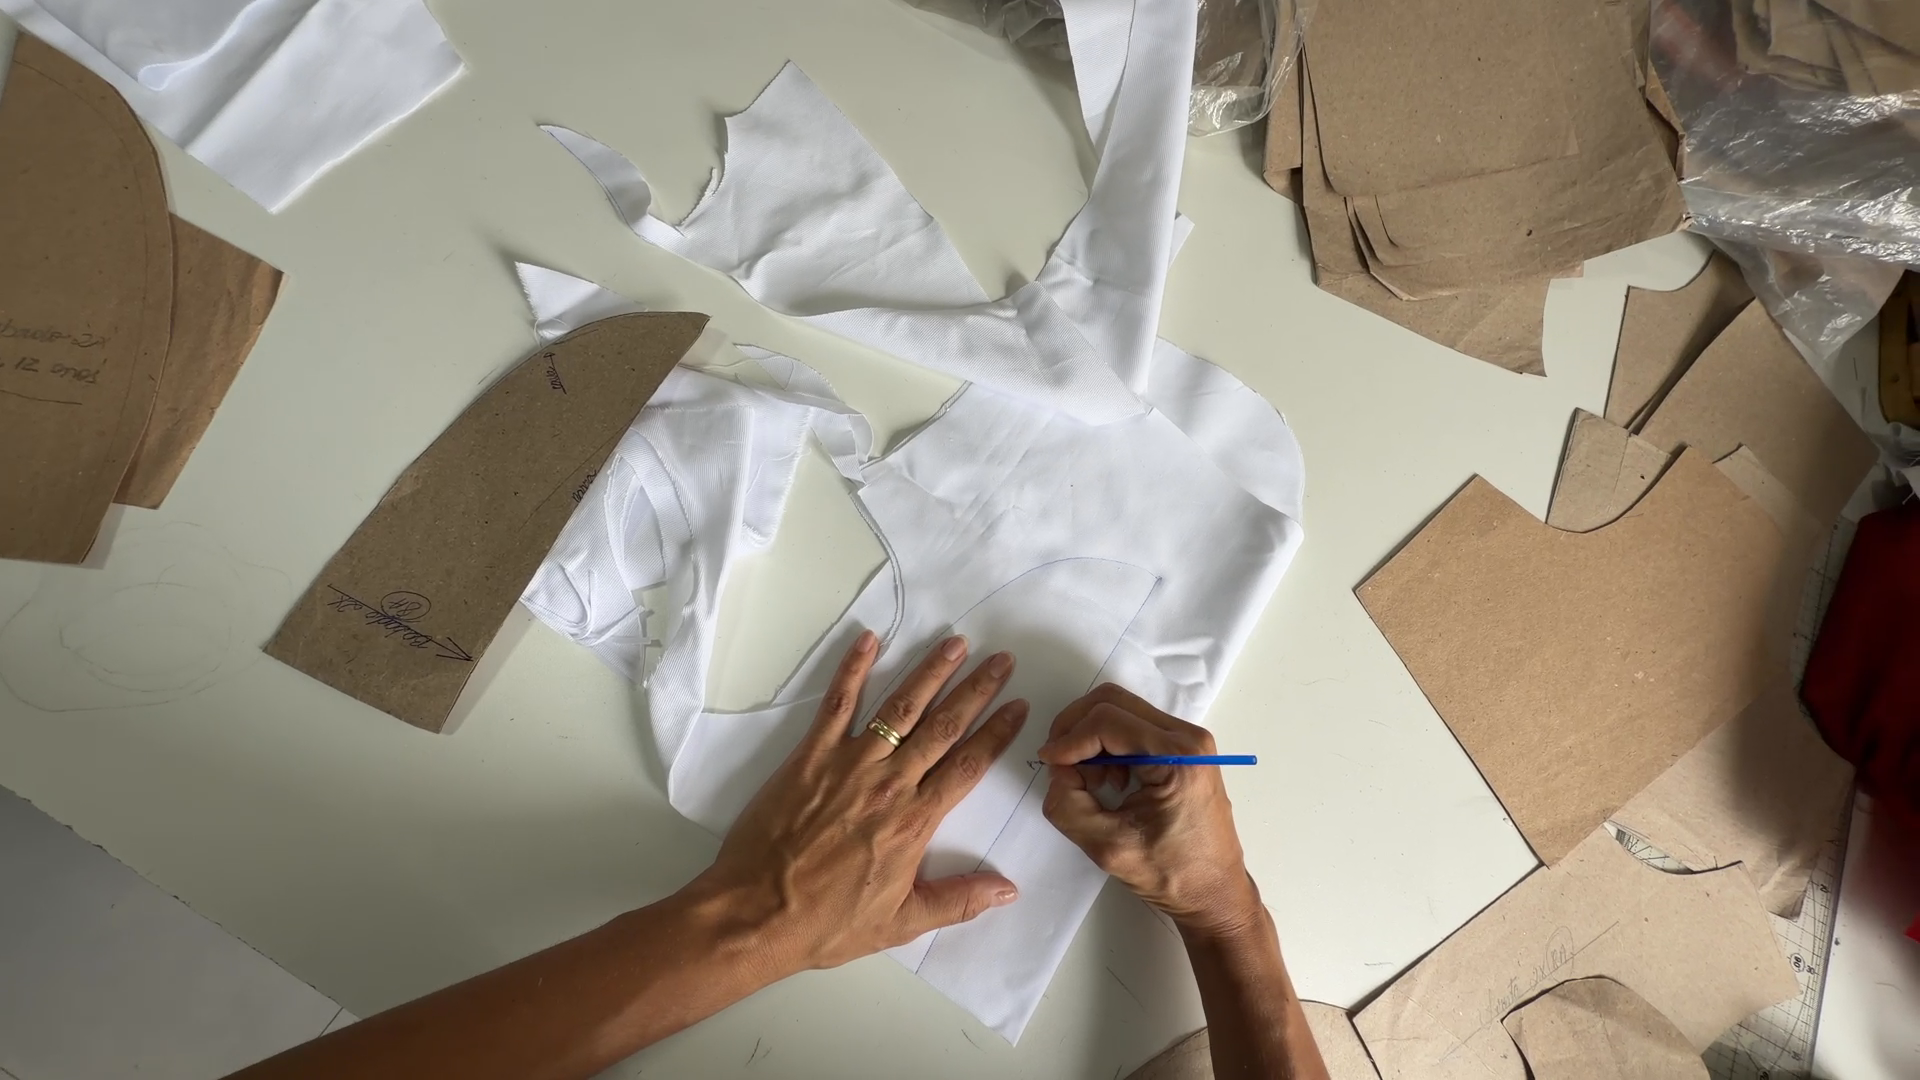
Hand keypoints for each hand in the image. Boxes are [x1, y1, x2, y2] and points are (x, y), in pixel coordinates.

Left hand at [691, 631, 1028, 976]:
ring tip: (956, 643)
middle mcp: (891, 782)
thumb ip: (958, 901)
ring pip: (900, 706)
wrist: (755, 912)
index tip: (1018, 705)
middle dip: (977, 689)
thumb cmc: (828, 921)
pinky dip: (853, 669)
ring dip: (931, 671)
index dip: (997, 732)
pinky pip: (838, 704)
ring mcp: (851, 762)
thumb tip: (1010, 889)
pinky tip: (869, 640)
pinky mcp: (812, 754)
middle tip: (1002, 659)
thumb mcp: (901, 923)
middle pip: (944, 726)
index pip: (969, 765)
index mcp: (915, 820)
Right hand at [1039, 684, 1261, 938]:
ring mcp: (1188, 738)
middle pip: (1112, 701)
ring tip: (1090, 781)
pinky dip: (1108, 744)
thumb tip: (1056, 768)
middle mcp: (1188, 736)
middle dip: (1076, 727)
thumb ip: (1067, 804)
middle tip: (1059, 762)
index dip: (1070, 739)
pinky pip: (1132, 724)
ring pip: (1120, 709)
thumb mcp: (1106, 847)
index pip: (1107, 721)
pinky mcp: (1182, 745)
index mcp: (1178, 758)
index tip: (1049, 763)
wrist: (1215, 895)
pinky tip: (1110, 780)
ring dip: (1092, 737)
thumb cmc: (1171, 876)